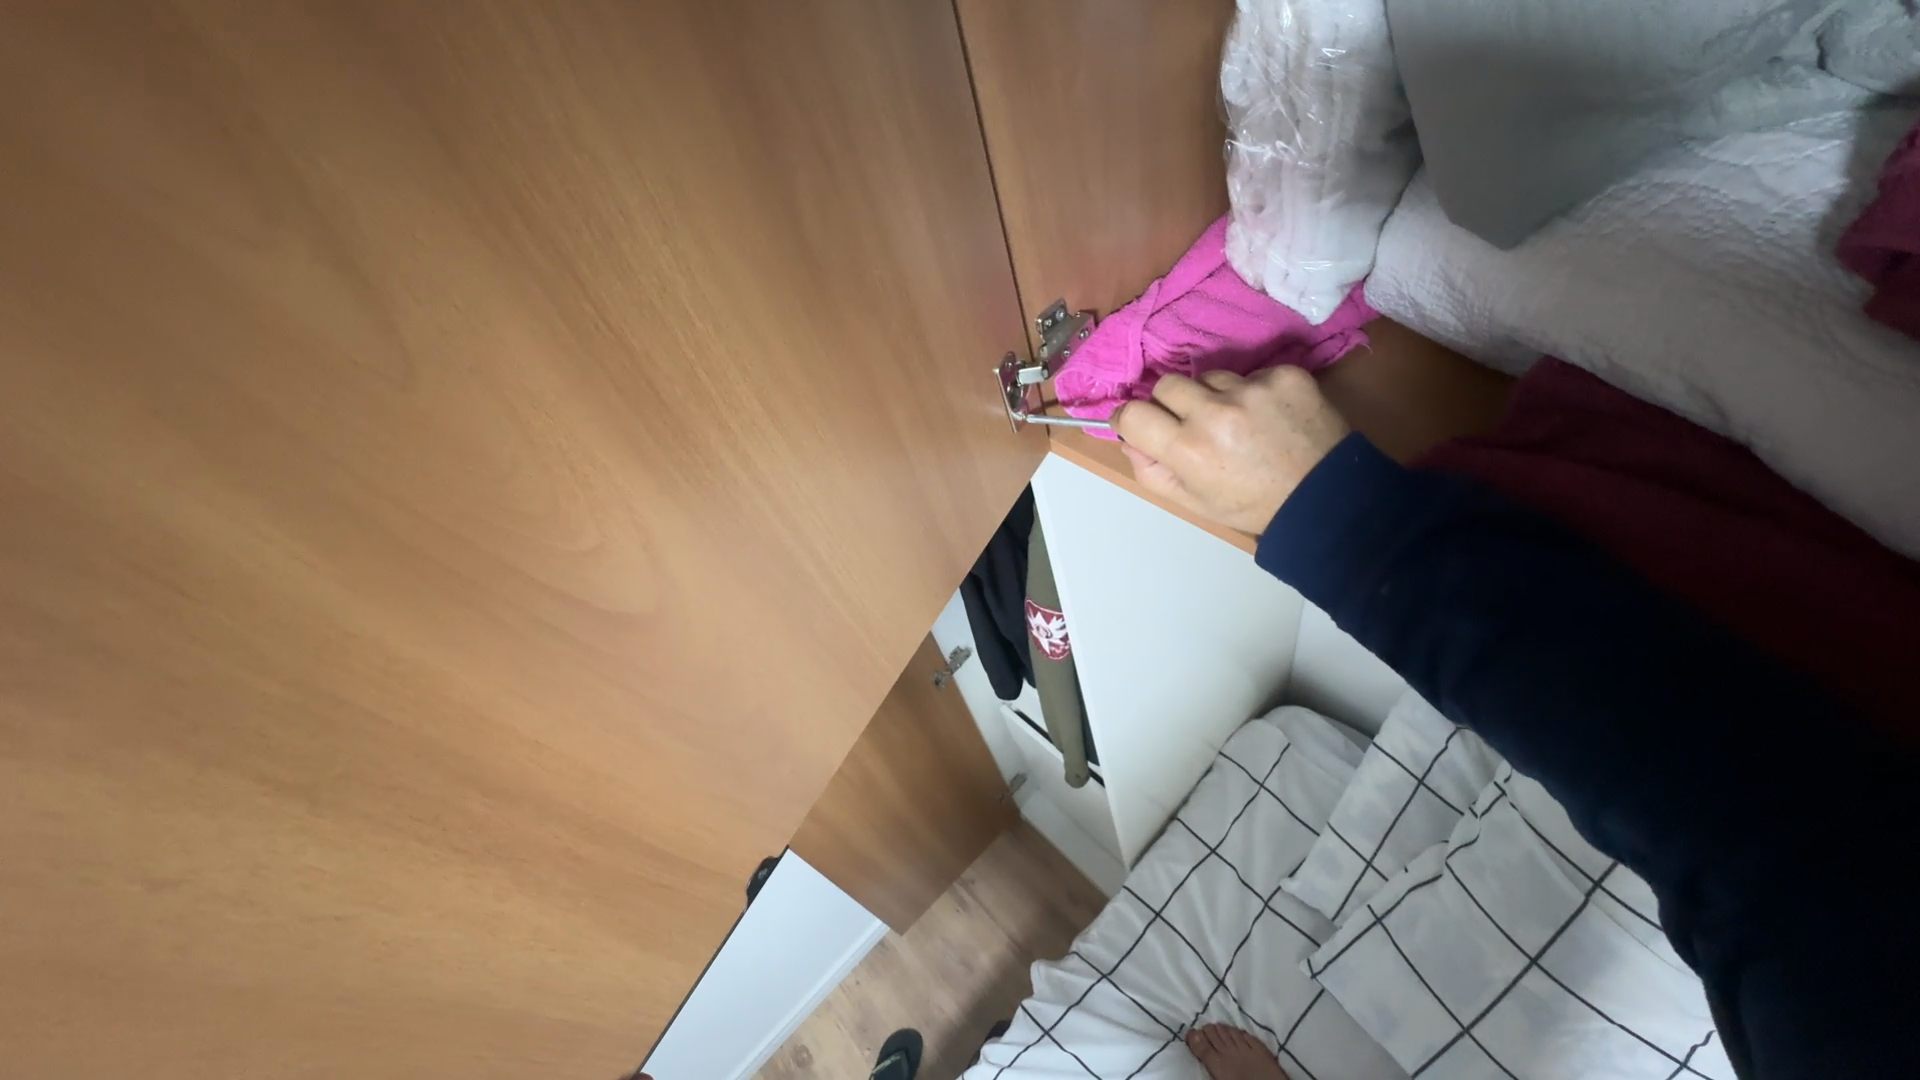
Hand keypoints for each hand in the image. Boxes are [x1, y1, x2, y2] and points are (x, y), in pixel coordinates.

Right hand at [1112, 367, 1350, 535]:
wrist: (1325, 496)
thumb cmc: (1252, 504)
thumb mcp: (1193, 502)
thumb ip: (1151, 472)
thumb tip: (1130, 439)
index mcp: (1188, 450)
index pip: (1132, 413)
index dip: (1130, 418)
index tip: (1140, 424)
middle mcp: (1215, 413)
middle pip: (1166, 384)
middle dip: (1172, 403)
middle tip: (1194, 424)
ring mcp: (1252, 390)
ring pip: (1210, 376)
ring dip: (1215, 395)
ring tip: (1239, 422)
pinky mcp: (1284, 375)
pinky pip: (1251, 373)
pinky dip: (1254, 392)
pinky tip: (1269, 416)